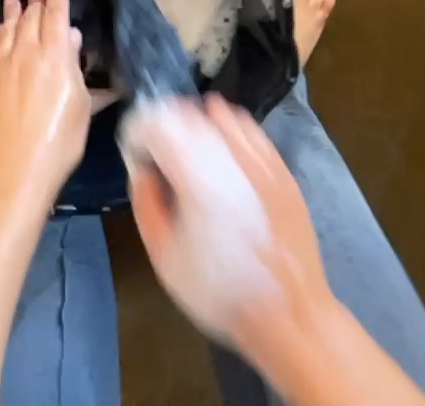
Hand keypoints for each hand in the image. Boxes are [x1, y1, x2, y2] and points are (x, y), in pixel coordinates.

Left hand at [0, 0, 91, 210]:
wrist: (11, 173)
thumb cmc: (58, 143)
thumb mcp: (80, 107)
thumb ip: (74, 69)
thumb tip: (71, 39)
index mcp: (54, 57)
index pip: (56, 16)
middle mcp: (25, 54)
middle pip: (30, 19)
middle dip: (35, 0)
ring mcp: (0, 68)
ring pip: (7, 30)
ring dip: (12, 13)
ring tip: (14, 0)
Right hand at [127, 95, 334, 351]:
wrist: (288, 312)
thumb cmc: (219, 290)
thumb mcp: (164, 257)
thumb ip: (146, 204)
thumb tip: (143, 170)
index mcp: (196, 174)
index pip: (159, 123)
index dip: (140, 129)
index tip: (135, 148)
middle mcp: (230, 154)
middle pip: (190, 113)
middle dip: (168, 123)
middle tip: (158, 148)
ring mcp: (261, 158)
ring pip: (224, 115)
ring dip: (200, 122)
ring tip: (191, 147)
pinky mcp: (282, 167)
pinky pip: (252, 131)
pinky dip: (232, 131)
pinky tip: (225, 152)